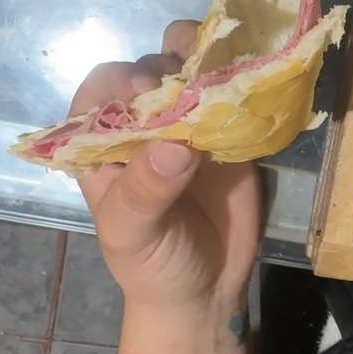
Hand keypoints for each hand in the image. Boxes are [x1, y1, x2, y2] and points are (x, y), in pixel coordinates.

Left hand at [72, 20, 262, 315]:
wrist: (208, 291)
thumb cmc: (153, 264)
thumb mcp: (133, 234)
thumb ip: (145, 191)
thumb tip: (174, 144)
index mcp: (104, 143)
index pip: (101, 89)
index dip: (120, 81)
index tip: (147, 91)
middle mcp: (145, 125)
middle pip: (149, 70)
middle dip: (167, 67)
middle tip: (187, 87)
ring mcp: (189, 126)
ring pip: (191, 73)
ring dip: (204, 62)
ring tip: (220, 75)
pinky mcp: (229, 133)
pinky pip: (233, 97)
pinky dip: (241, 83)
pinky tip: (251, 84)